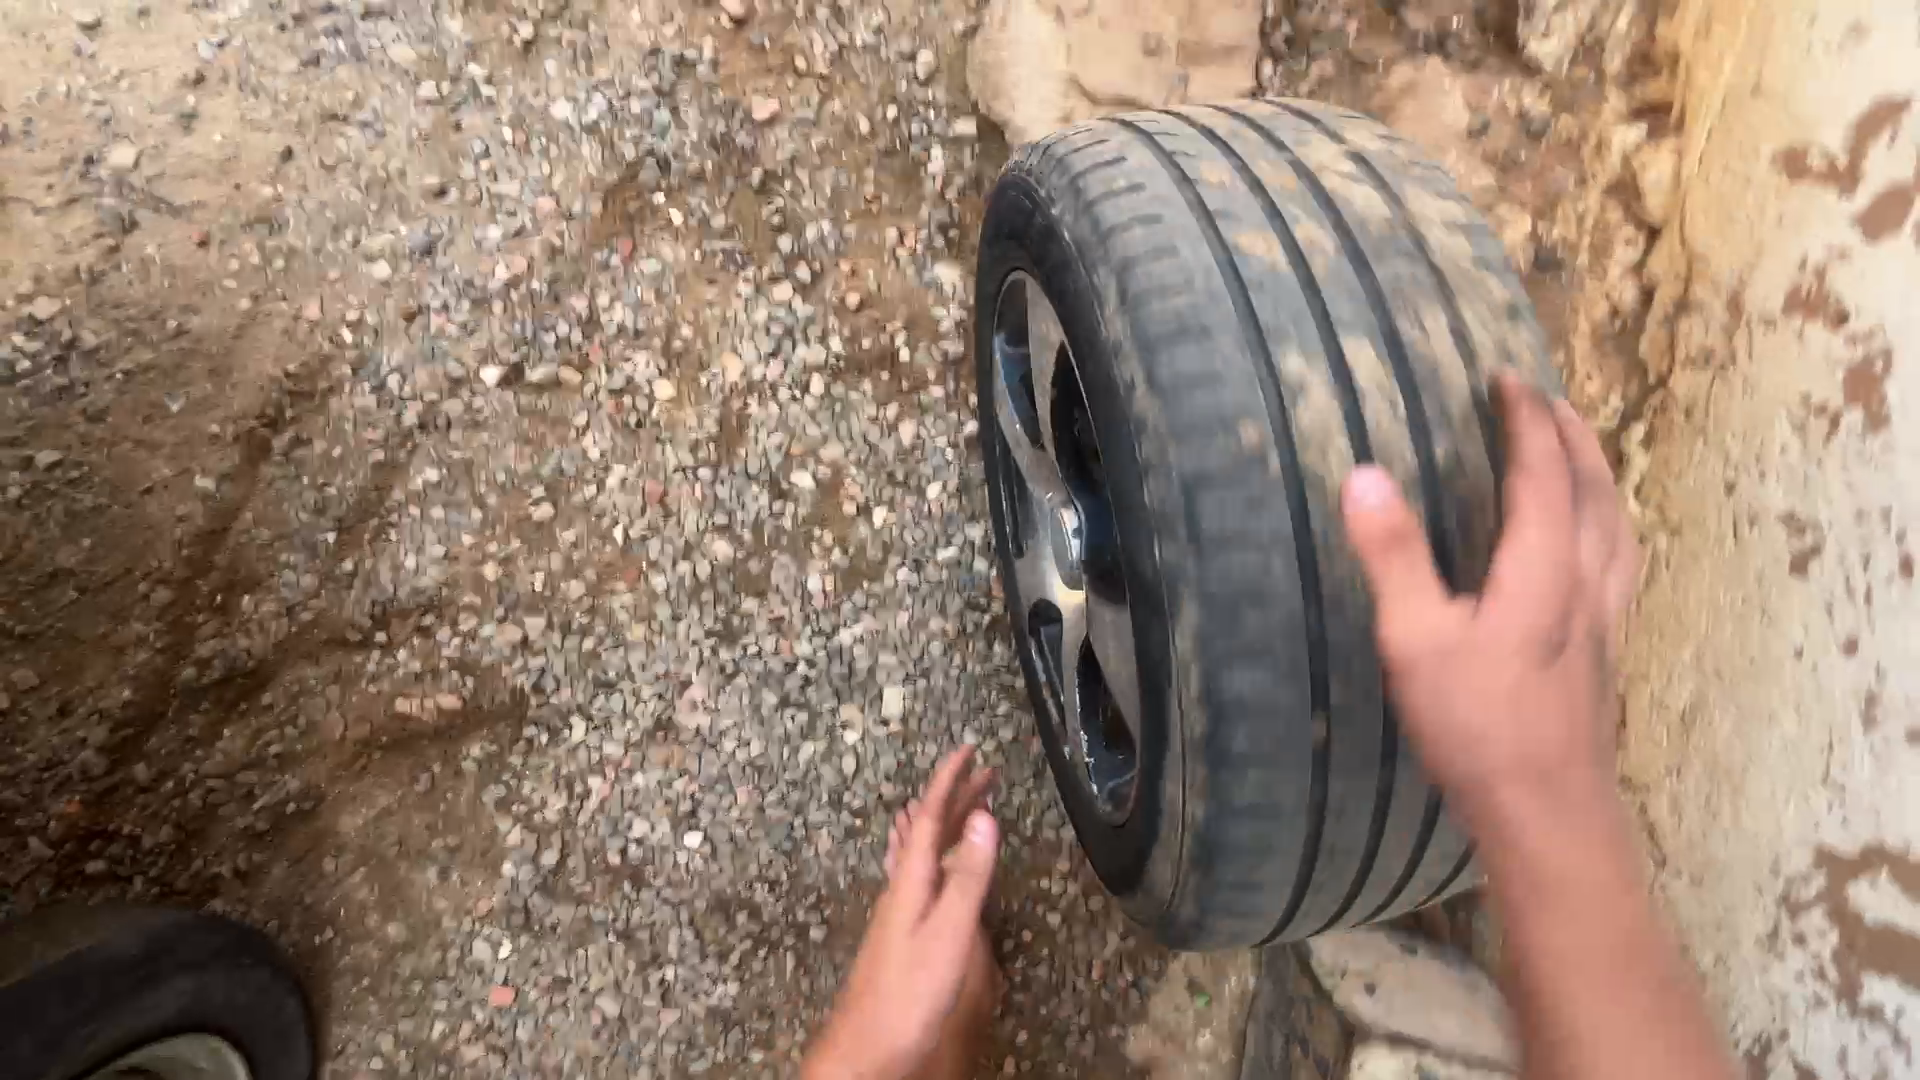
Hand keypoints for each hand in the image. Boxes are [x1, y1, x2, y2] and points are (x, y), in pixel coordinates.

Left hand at [802, 748, 998, 1079]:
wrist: (865, 1046)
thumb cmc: (909, 990)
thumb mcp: (947, 932)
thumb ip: (968, 877)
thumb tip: (985, 817)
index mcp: (914, 876)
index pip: (933, 814)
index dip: (950, 779)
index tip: (968, 749)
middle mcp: (904, 881)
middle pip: (932, 826)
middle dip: (958, 795)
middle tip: (986, 771)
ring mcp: (900, 903)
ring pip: (927, 846)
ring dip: (950, 819)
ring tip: (968, 802)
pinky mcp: (902, 923)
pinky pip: (921, 866)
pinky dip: (935, 847)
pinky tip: (927, 853)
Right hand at [1340, 374, 1637, 826]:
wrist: (1543, 807)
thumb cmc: (1474, 720)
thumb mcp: (1414, 637)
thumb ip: (1393, 554)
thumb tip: (1365, 475)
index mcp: (1543, 570)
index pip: (1544, 477)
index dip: (1527, 424)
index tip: (1505, 380)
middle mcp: (1587, 583)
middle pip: (1597, 491)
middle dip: (1572, 436)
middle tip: (1542, 399)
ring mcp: (1603, 618)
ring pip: (1619, 525)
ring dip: (1599, 474)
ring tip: (1574, 450)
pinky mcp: (1602, 647)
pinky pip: (1619, 559)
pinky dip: (1609, 522)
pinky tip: (1592, 540)